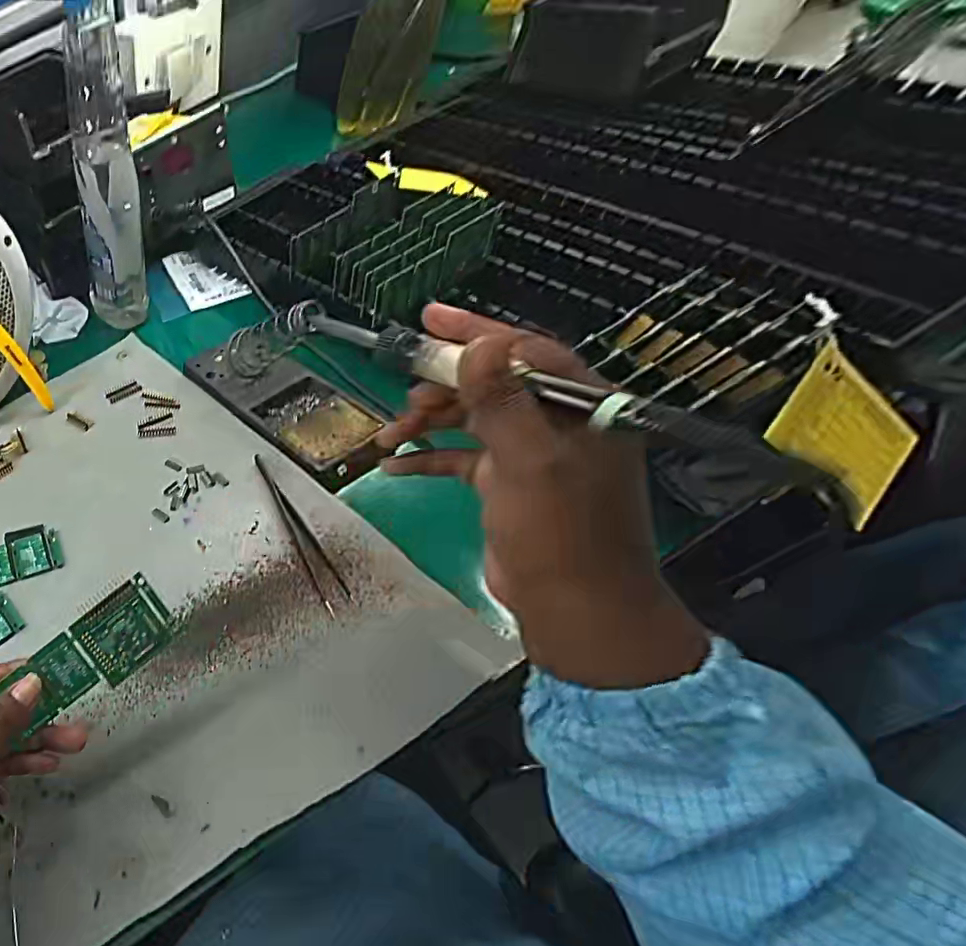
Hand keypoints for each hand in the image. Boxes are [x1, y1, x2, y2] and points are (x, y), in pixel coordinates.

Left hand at [0, 663, 87, 945]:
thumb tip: (32, 682)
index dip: (8, 677)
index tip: (47, 671)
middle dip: (32, 713)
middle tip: (72, 712)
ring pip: (3, 740)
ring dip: (37, 740)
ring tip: (76, 742)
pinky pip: (2, 766)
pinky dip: (24, 764)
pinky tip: (50, 765)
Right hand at [374, 304, 707, 688]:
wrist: (572, 604)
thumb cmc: (559, 531)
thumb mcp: (529, 461)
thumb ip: (503, 401)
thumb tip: (479, 345)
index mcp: (578, 406)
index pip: (522, 351)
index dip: (473, 332)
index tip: (428, 321)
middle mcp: (555, 423)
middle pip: (490, 384)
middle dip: (441, 386)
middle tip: (402, 393)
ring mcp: (529, 455)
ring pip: (470, 421)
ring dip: (427, 423)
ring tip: (388, 435)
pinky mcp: (506, 485)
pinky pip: (460, 458)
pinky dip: (428, 458)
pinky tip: (394, 466)